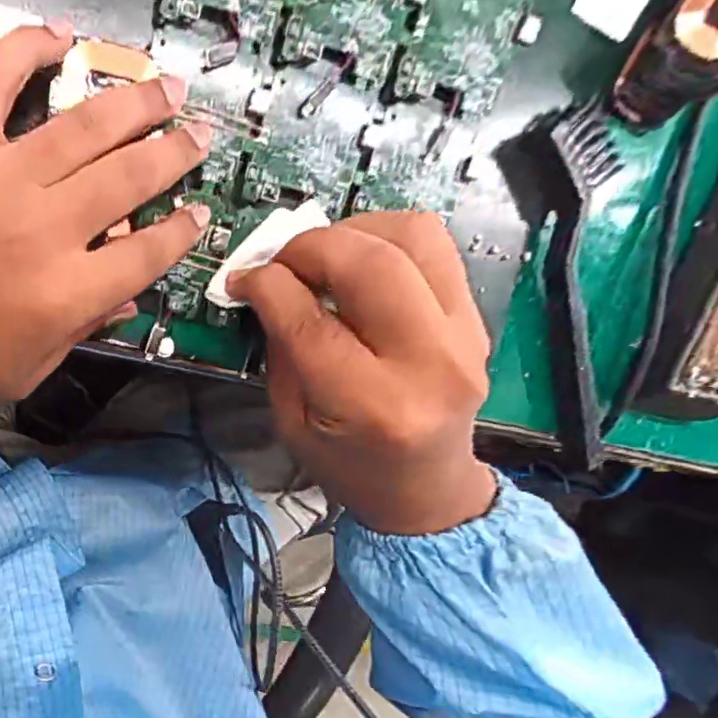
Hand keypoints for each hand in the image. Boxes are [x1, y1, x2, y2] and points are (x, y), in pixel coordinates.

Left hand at [0, 22, 210, 423]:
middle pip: (131, 177)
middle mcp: (44, 231)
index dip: (182, 233)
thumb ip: (78, 333)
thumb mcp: (21, 373)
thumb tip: (125, 298)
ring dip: (136, 103)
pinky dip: (24, 50)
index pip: (149, 253)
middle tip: (197, 137)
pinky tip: (57, 37)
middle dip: (176, 154)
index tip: (197, 215)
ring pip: (85, 127)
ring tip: (165, 89)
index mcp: (65, 296)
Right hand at [228, 212, 496, 534]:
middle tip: (278, 260)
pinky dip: (385, 240)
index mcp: (369, 403)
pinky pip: (434, 249)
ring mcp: (463, 335)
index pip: (309, 320)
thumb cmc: (346, 465)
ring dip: (354, 231)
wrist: (425, 486)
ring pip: (414, 238)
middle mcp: (426, 362)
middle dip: (310, 247)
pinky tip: (354, 260)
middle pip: (371, 264)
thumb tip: (266, 288)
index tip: (241, 279)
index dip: (266, 286)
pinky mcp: (475, 318)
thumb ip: (283, 351)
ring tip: (318, 254)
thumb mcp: (291, 420)